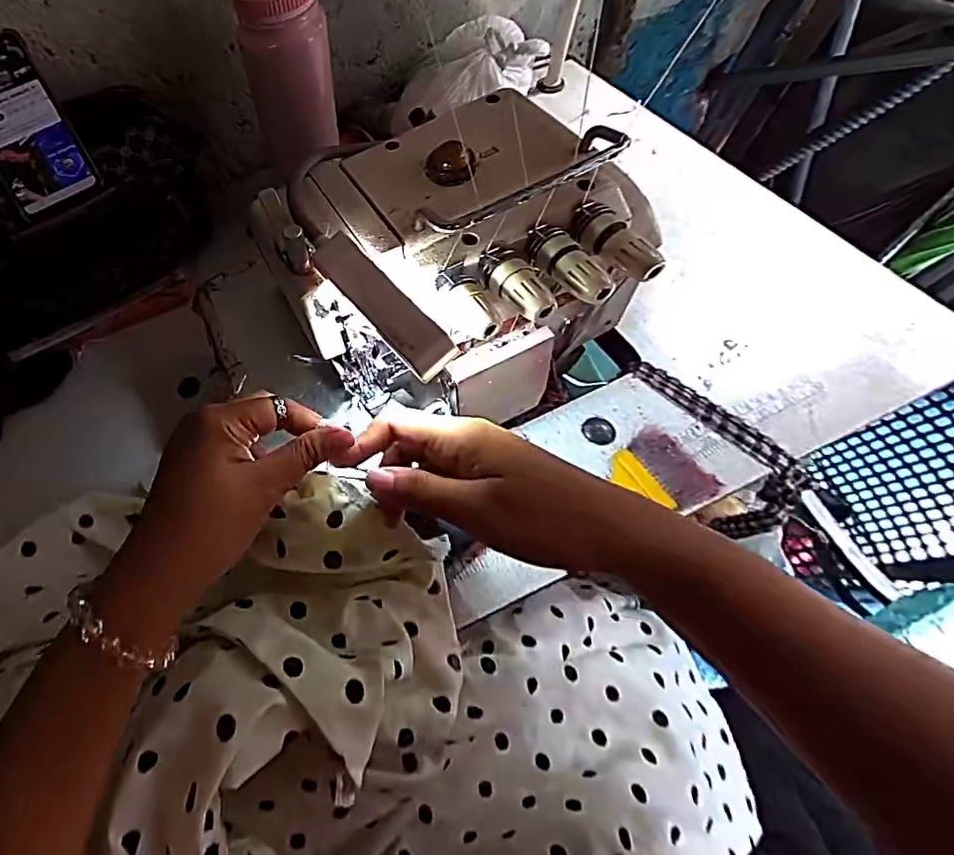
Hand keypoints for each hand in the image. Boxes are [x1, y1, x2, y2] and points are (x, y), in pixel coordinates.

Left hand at [96, 393, 353, 638]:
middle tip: (320, 456)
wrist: (160, 573)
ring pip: (244, 433)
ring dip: (272, 447)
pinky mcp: (187, 463)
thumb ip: (305, 454)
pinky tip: (265, 483)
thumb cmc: (214, 525)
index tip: (335, 444)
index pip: (275, 405)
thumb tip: (345, 433)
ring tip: (297, 471)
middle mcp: (200, 421)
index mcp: (217, 419)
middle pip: (258, 414)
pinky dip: (251, 460)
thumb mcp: (265, 487)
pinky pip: (228, 449)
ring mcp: (190, 442)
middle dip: (291, 432)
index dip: (308, 422)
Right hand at [343, 407, 671, 574]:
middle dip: (387, 473)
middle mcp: (469, 438)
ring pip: (430, 463)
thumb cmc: (544, 518)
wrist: (610, 530)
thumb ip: (420, 490)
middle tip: (382, 517)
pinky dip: (435, 497)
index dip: (365, 442)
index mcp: (460, 436)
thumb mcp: (475, 509)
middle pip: (410, 443)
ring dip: (410, 489)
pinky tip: (437, 524)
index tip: (343, 472)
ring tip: (406, 525)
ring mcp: (484, 456)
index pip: (396, 422)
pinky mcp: (497, 475)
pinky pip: (452, 478)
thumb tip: (372, 476)